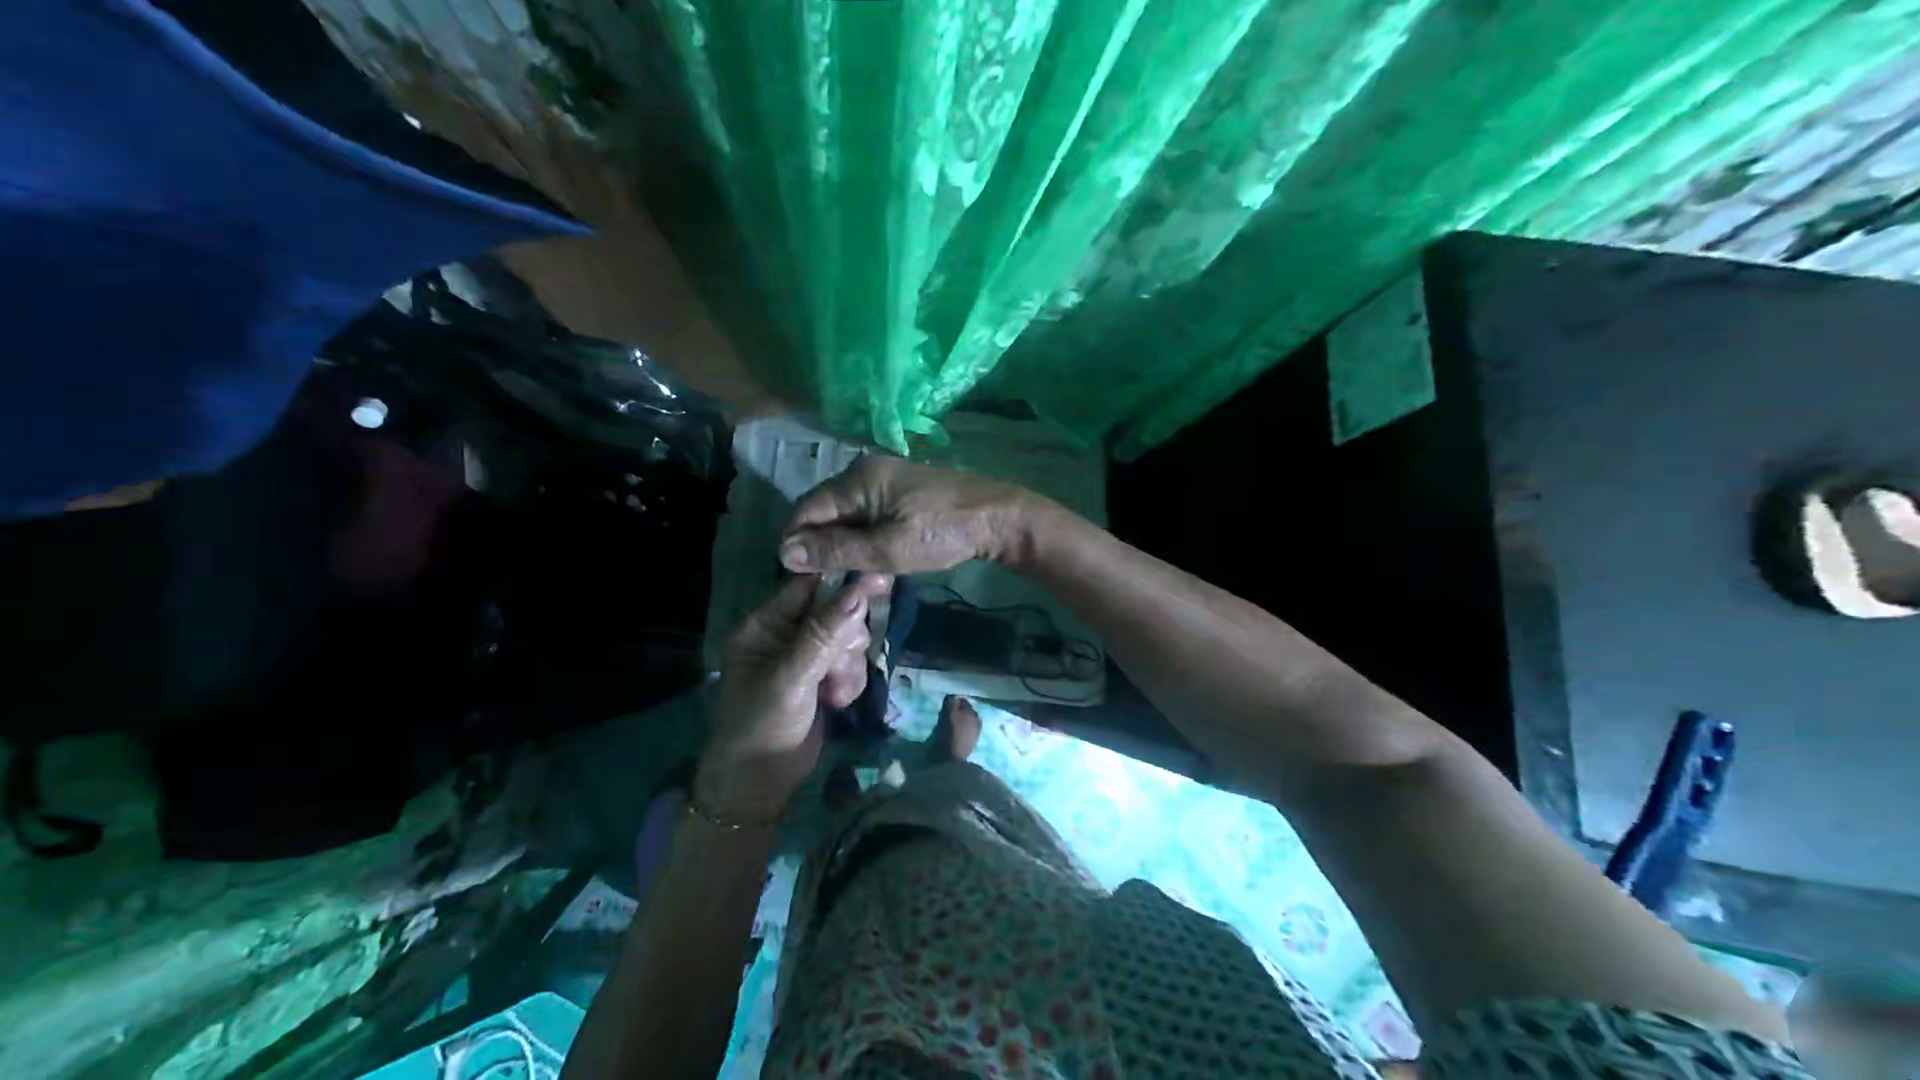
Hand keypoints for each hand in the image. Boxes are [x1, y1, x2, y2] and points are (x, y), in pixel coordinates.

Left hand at [696, 574, 891, 823]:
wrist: (760, 782)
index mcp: (764, 623)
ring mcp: (805, 654)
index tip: (880, 581)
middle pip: (835, 610)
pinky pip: (850, 661)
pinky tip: (838, 701)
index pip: (808, 585)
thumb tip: (859, 590)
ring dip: (849, 664)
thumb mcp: (792, 677)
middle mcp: (785, 632)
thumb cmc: (763, 724)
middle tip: (839, 666)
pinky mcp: (821, 675)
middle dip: (846, 638)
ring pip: (848, 638)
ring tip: (835, 691)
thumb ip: (825, 634)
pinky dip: (850, 680)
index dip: (843, 582)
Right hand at [779, 458, 1038, 574]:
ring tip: (852, 574)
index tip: (800, 579)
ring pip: (845, 514)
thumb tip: (784, 552)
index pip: (805, 510)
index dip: (796, 544)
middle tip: (828, 582)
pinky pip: (866, 512)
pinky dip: (863, 535)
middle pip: (823, 510)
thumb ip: (835, 550)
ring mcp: (884, 478)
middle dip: (820, 545)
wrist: (998, 517)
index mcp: (856, 479)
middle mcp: (864, 471)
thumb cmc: (942, 534)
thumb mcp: (886, 550)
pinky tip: (874, 558)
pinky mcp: (901, 489)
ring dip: (843, 544)